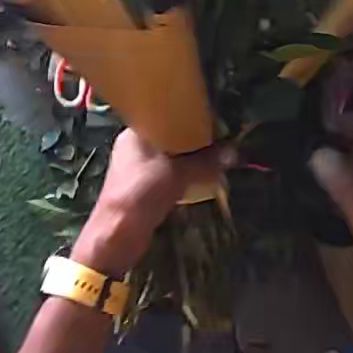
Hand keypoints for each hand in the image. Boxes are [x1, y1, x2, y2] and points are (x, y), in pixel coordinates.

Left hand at [73, 131, 226, 278]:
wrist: (117, 235)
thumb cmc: (141, 194)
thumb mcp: (177, 173)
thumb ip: (205, 162)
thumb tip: (234, 152)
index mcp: (134, 134)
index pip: (164, 116)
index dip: (188, 116)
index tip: (212, 120)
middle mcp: (134, 147)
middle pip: (170, 137)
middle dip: (194, 140)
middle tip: (220, 139)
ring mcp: (138, 168)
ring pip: (170, 157)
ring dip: (190, 160)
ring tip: (216, 157)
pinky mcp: (144, 188)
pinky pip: (169, 174)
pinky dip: (184, 175)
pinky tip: (201, 176)